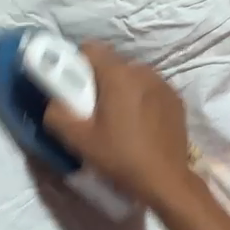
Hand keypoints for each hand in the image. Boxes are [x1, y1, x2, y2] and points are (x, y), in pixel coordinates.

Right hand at [42, 44, 198, 209]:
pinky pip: (149, 90)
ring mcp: (163, 84)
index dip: (76, 64)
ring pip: (132, 77)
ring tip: (117, 122)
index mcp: (118, 75)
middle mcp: (143, 71)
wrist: (166, 181)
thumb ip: (57, 114)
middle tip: (92, 112)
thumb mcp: (79, 141)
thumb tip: (53, 101)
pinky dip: (140, 100)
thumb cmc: (120, 159)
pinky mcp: (176, 100)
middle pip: (111, 64)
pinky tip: (138, 127)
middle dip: (98, 81)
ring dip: (121, 91)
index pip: (90, 48)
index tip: (72, 88)